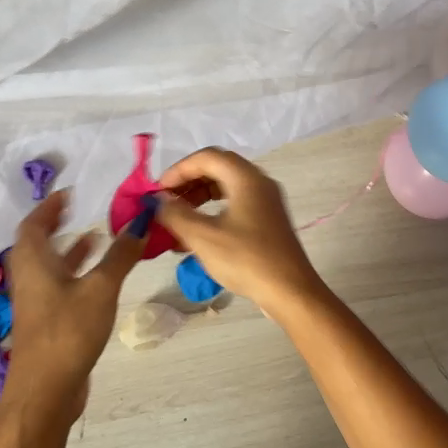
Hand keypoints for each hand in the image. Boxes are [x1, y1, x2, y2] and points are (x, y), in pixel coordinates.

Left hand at [0, 191, 142, 424]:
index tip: (71, 192)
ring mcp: (37, 303)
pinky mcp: (48, 322)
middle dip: (60, 224)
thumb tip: (141, 223)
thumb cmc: (68, 332)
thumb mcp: (100, 288)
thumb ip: (121, 255)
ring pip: (51, 265)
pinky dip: (77, 272)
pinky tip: (100, 274)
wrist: (45, 393)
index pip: (33, 224)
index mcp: (33, 263)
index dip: (50, 206)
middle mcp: (30, 278)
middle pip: (38, 243)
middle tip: (84, 209)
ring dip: (70, 248)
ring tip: (98, 235)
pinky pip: (60, 285)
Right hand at [154, 148, 327, 314]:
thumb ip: (176, 214)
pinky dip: (213, 212)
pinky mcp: (267, 219)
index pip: (207, 157)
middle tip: (165, 203)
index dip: (179, 170)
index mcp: (246, 177)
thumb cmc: (246, 259)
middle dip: (188, 183)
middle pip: (217, 168)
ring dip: (198, 198)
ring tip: (176, 219)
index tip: (158, 191)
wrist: (290, 290)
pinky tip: (196, 235)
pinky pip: (235, 204)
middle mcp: (258, 181)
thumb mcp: (204, 237)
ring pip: (225, 187)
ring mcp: (265, 200)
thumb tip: (159, 201)